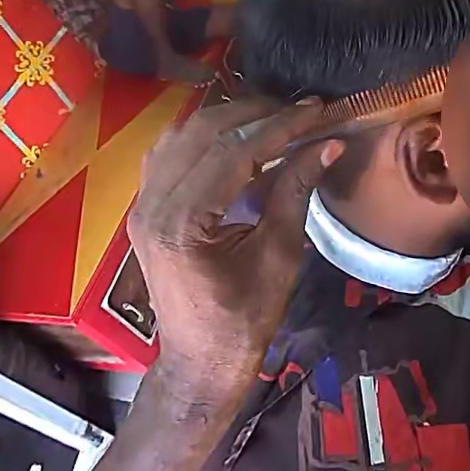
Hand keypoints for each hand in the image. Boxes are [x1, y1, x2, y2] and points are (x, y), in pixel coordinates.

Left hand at [128, 100, 340, 406]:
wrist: (201, 361)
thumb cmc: (244, 321)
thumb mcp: (279, 257)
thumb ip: (295, 192)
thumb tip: (327, 144)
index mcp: (184, 224)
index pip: (234, 153)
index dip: (279, 126)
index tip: (314, 110)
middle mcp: (153, 205)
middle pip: (202, 133)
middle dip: (253, 113)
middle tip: (296, 110)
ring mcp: (142, 204)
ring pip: (181, 135)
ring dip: (226, 119)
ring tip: (269, 117)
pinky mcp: (144, 206)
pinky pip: (168, 152)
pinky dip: (201, 136)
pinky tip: (231, 135)